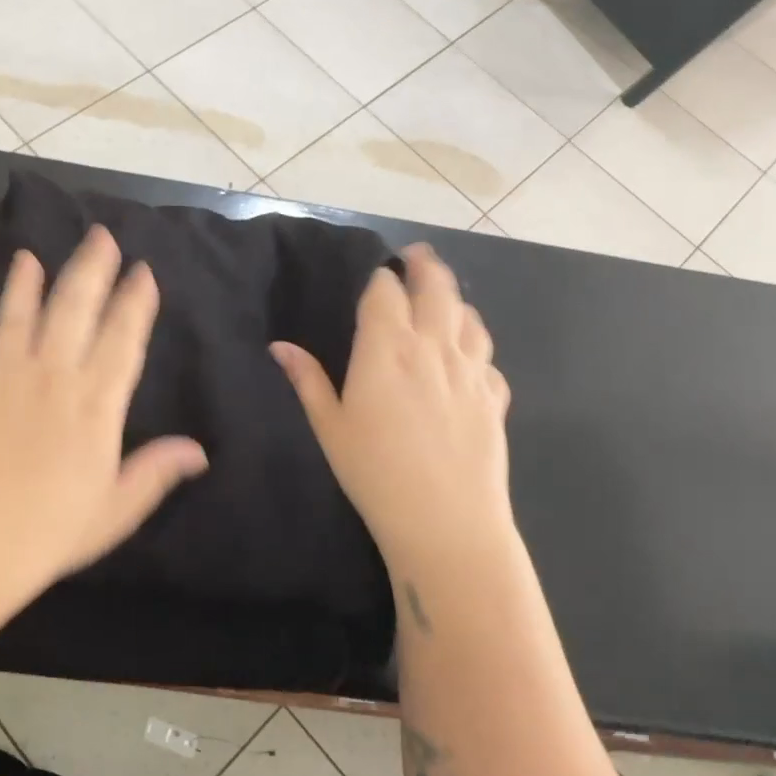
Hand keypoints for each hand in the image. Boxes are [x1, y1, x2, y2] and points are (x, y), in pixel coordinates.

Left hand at [0, 227, 209, 585]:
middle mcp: (51, 378)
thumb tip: (198, 450)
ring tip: (29, 256)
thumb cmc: (54, 530)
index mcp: (95, 403)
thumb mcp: (117, 508)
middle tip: (99, 235)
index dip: (135, 302)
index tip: (144, 270)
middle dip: (89, 269)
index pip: (122, 339)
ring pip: (17, 319)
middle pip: (73, 310)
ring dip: (24, 285)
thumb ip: (155, 472)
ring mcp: (4, 381)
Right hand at [270, 245, 514, 571]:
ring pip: (468, 317)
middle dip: (425, 266)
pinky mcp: (495, 396)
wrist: (445, 520)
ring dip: (454, 299)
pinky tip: (467, 355)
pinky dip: (475, 343)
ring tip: (442, 297)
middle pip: (437, 288)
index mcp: (387, 348)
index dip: (379, 278)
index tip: (375, 273)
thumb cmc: (374, 472)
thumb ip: (308, 380)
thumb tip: (280, 347)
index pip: (385, 292)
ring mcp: (471, 370)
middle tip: (415, 255)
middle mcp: (433, 346)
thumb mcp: (329, 427)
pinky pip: (487, 356)